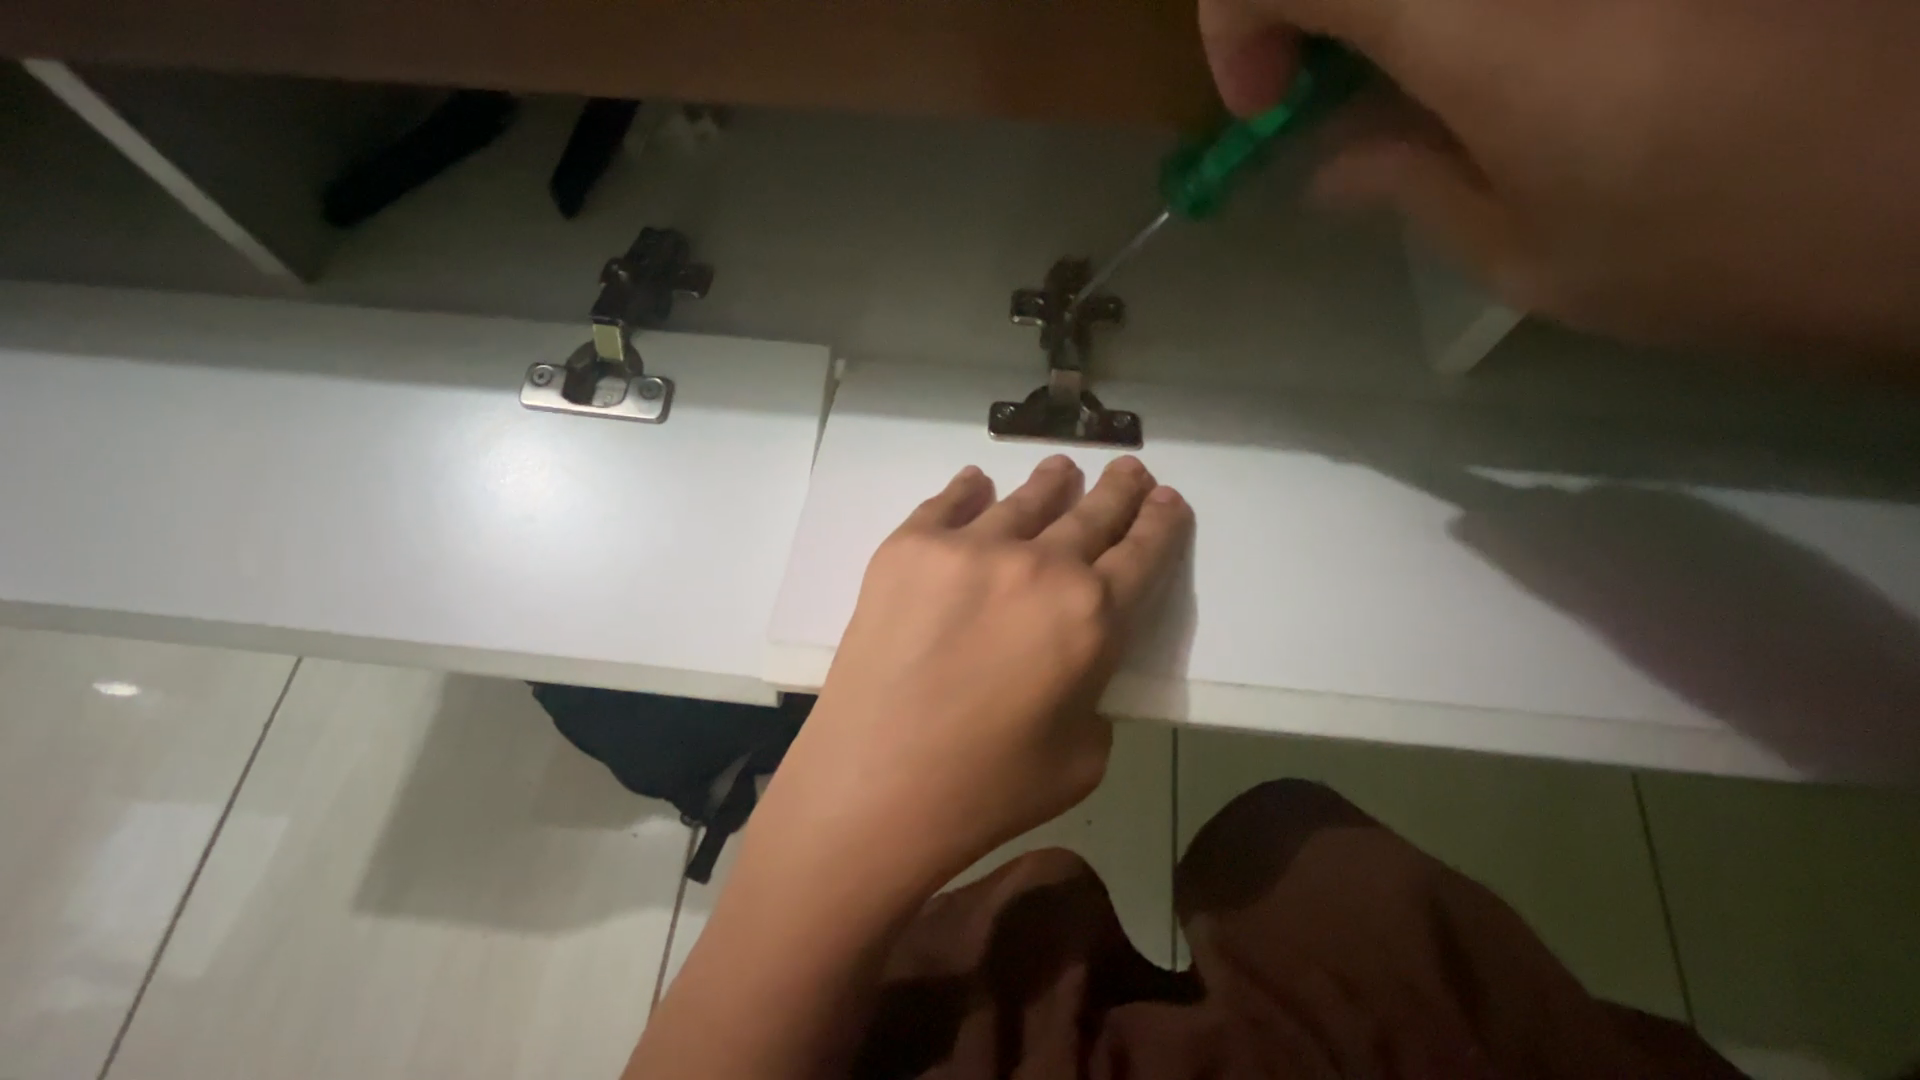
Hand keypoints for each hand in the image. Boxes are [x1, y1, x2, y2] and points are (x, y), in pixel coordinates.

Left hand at [759, 454, 1192, 891]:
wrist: (876, 785)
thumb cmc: (989, 789)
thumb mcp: (1083, 757)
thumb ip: (1093, 694)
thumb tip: (1072, 664)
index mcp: (1093, 617)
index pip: (1142, 554)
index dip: (1160, 523)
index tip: (1167, 499)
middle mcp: (1039, 566)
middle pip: (1090, 515)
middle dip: (1117, 491)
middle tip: (1128, 469)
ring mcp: (968, 548)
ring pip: (1024, 501)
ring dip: (1052, 483)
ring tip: (1062, 468)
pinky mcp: (908, 548)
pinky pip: (948, 504)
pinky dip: (968, 490)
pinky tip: (977, 483)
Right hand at [1199, 0, 1919, 353]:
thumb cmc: (1723, 245)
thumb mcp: (1525, 254)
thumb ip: (1407, 183)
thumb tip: (1331, 160)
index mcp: (1472, 17)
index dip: (1236, 24)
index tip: (1264, 105)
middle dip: (1309, 4)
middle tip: (1334, 75)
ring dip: (1397, 11)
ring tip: (1423, 71)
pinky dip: (1478, 17)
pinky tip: (1513, 47)